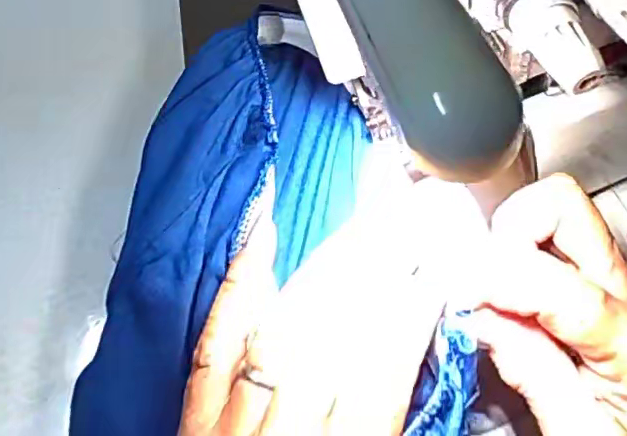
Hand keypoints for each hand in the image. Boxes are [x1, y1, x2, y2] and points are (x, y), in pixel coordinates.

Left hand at [179, 180, 474, 434]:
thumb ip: (395, 423)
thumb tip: (419, 350)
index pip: (377, 378)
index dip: (408, 313)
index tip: (436, 263)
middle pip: (329, 336)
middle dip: (375, 266)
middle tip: (407, 212)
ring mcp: (225, 430)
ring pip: (281, 328)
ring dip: (328, 265)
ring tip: (364, 218)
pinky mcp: (190, 424)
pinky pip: (212, 344)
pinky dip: (240, 284)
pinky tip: (264, 233)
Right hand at [460, 174, 626, 435]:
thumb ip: (534, 375)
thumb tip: (480, 315)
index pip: (557, 283)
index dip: (497, 280)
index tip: (462, 294)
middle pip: (563, 203)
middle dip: (510, 229)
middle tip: (485, 277)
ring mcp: (621, 280)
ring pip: (558, 204)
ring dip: (514, 234)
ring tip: (497, 287)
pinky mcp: (606, 277)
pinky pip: (556, 233)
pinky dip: (520, 247)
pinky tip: (511, 293)